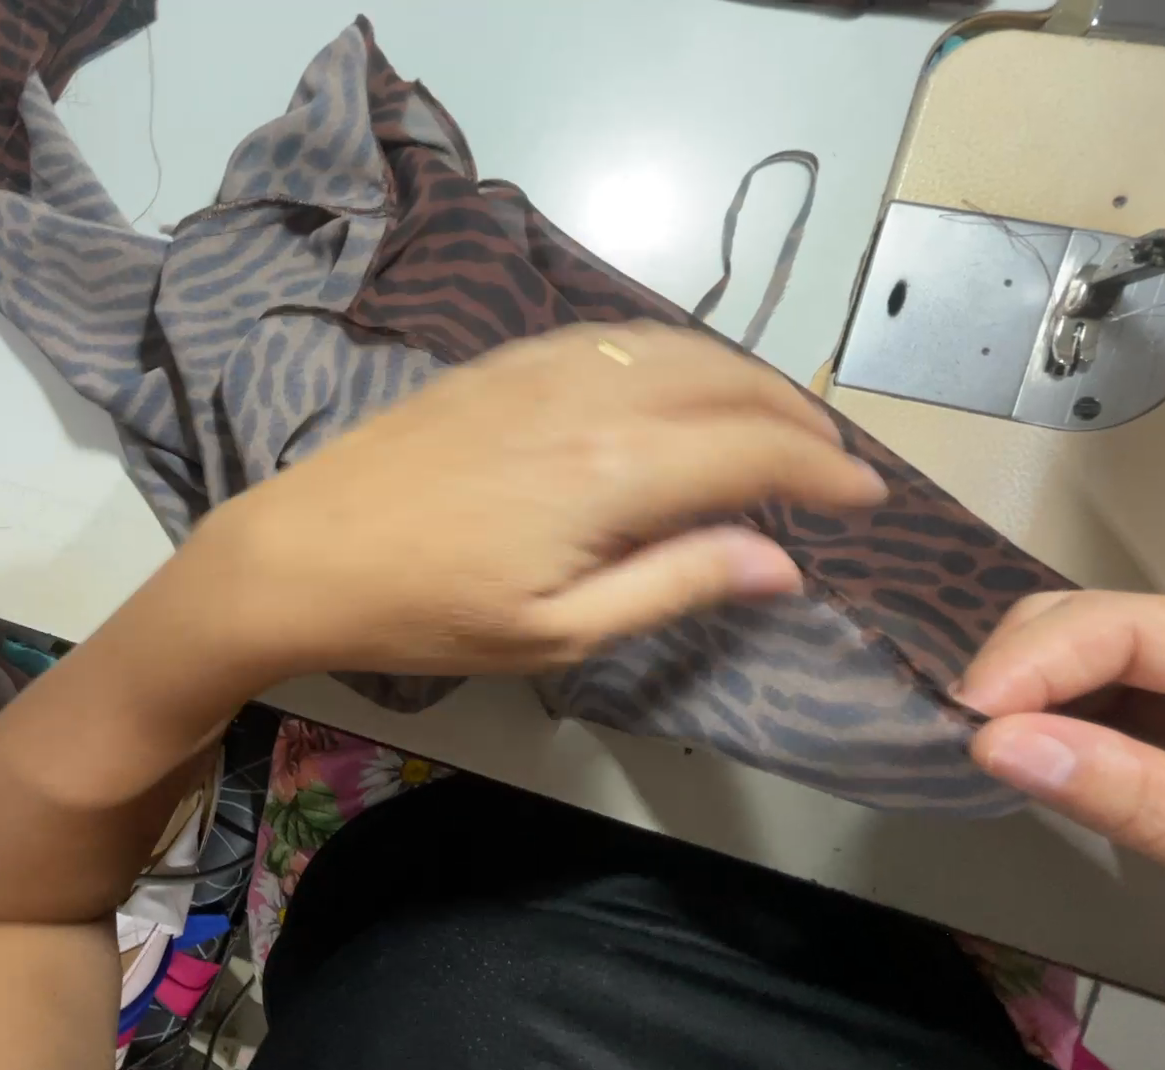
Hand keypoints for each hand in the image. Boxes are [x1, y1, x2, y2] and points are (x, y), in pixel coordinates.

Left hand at [172, 322, 888, 684]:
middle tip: (828, 457)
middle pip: (724, 381)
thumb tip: (780, 562)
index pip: (755, 449)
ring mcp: (532, 372)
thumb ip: (671, 586)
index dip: (825, 470)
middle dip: (794, 415)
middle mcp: (585, 400)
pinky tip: (665, 382)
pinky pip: (602, 341)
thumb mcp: (553, 633)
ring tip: (766, 417)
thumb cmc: (422, 614)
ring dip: (734, 376)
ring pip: (667, 347)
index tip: (863, 498)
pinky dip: (660, 354)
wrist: (301, 555)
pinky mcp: (491, 366)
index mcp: (612, 472)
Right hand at [956, 591, 1164, 971]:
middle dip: (1019, 668)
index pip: (1136, 626)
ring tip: (983, 744)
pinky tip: (1022, 755)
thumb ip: (1157, 806)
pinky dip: (1036, 724)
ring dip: (1019, 696)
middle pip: (1098, 625)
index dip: (1038, 657)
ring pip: (1080, 661)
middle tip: (966, 731)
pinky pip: (1087, 705)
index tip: (969, 717)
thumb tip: (993, 744)